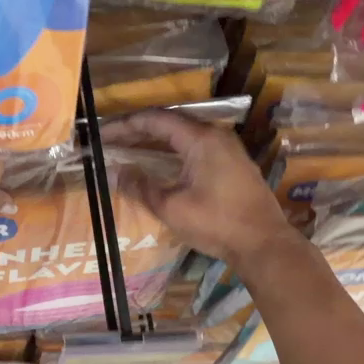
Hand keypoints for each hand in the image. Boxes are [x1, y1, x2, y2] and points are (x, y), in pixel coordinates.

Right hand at [110, 110, 303, 271]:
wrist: (263, 243)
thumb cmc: (216, 223)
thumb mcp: (171, 207)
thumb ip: (141, 186)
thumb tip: (116, 172)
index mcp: (200, 139)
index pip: (155, 120)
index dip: (124, 126)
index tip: (101, 135)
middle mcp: (214, 135)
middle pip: (168, 123)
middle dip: (136, 132)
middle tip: (108, 142)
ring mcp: (225, 148)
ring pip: (181, 135)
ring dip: (153, 141)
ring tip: (125, 150)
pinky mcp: (230, 162)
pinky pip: (193, 147)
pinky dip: (169, 151)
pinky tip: (155, 163)